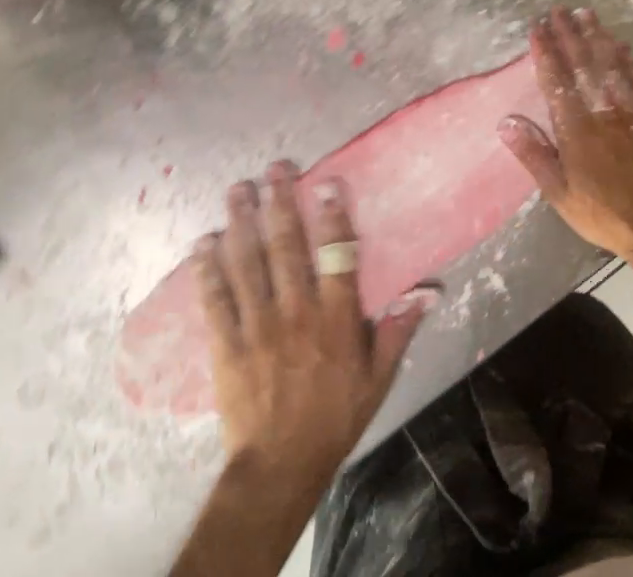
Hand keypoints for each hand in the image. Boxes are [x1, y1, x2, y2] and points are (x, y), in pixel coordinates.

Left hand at [194, 162, 433, 480]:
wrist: (280, 463)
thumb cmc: (336, 417)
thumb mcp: (379, 377)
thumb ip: (398, 329)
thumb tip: (429, 291)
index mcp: (336, 319)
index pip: (337, 256)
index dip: (332, 216)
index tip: (325, 182)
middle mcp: (296, 313)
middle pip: (287, 248)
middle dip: (281, 203)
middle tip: (275, 168)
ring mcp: (258, 326)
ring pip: (247, 264)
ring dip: (242, 222)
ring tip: (238, 189)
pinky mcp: (226, 344)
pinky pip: (215, 299)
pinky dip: (208, 268)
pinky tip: (204, 241)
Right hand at [498, 7, 632, 267]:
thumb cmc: (598, 211)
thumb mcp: (557, 191)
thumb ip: (534, 154)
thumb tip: (506, 122)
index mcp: (576, 130)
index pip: (556, 81)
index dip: (546, 52)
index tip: (538, 27)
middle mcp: (602, 113)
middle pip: (584, 65)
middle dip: (569, 35)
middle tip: (559, 9)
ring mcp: (628, 113)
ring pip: (611, 66)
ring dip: (597, 38)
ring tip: (586, 14)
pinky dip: (626, 60)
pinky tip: (620, 45)